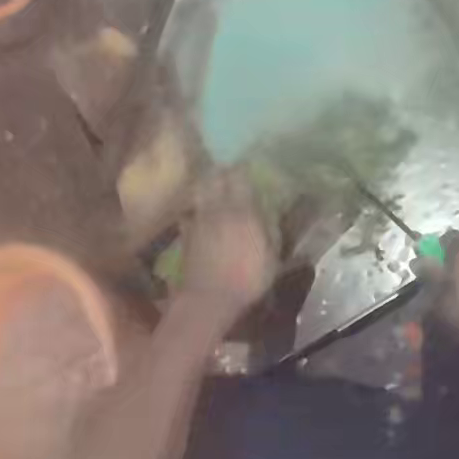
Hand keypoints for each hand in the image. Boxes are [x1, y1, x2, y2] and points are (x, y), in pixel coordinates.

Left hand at [178, 168, 274, 324]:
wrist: (209, 298)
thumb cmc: (248, 279)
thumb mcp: (271, 257)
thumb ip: (270, 231)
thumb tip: (269, 212)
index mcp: (243, 211)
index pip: (241, 178)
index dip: (243, 167)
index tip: (248, 160)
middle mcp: (219, 209)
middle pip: (216, 179)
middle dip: (222, 170)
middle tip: (229, 167)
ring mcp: (199, 220)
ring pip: (202, 192)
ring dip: (208, 185)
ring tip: (213, 184)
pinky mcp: (186, 234)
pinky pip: (192, 212)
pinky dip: (196, 208)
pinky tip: (199, 211)